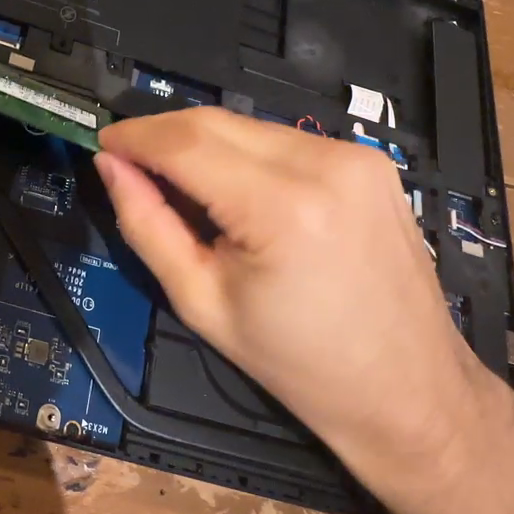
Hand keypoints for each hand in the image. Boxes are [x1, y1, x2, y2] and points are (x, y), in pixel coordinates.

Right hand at [94, 108, 503, 486]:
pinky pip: (281, 139)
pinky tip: (231, 189)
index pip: (184, 142)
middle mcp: (323, 165)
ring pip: (245, 124)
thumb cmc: (300, 364)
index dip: (134, 137)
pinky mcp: (369, 161)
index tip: (103, 145)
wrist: (410, 392)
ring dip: (200, 143)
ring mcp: (354, 157)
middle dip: (161, 134)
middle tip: (128, 163)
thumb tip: (111, 168)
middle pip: (213, 120)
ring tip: (179, 185)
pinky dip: (242, 152)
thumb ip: (147, 225)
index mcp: (281, 208)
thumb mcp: (202, 302)